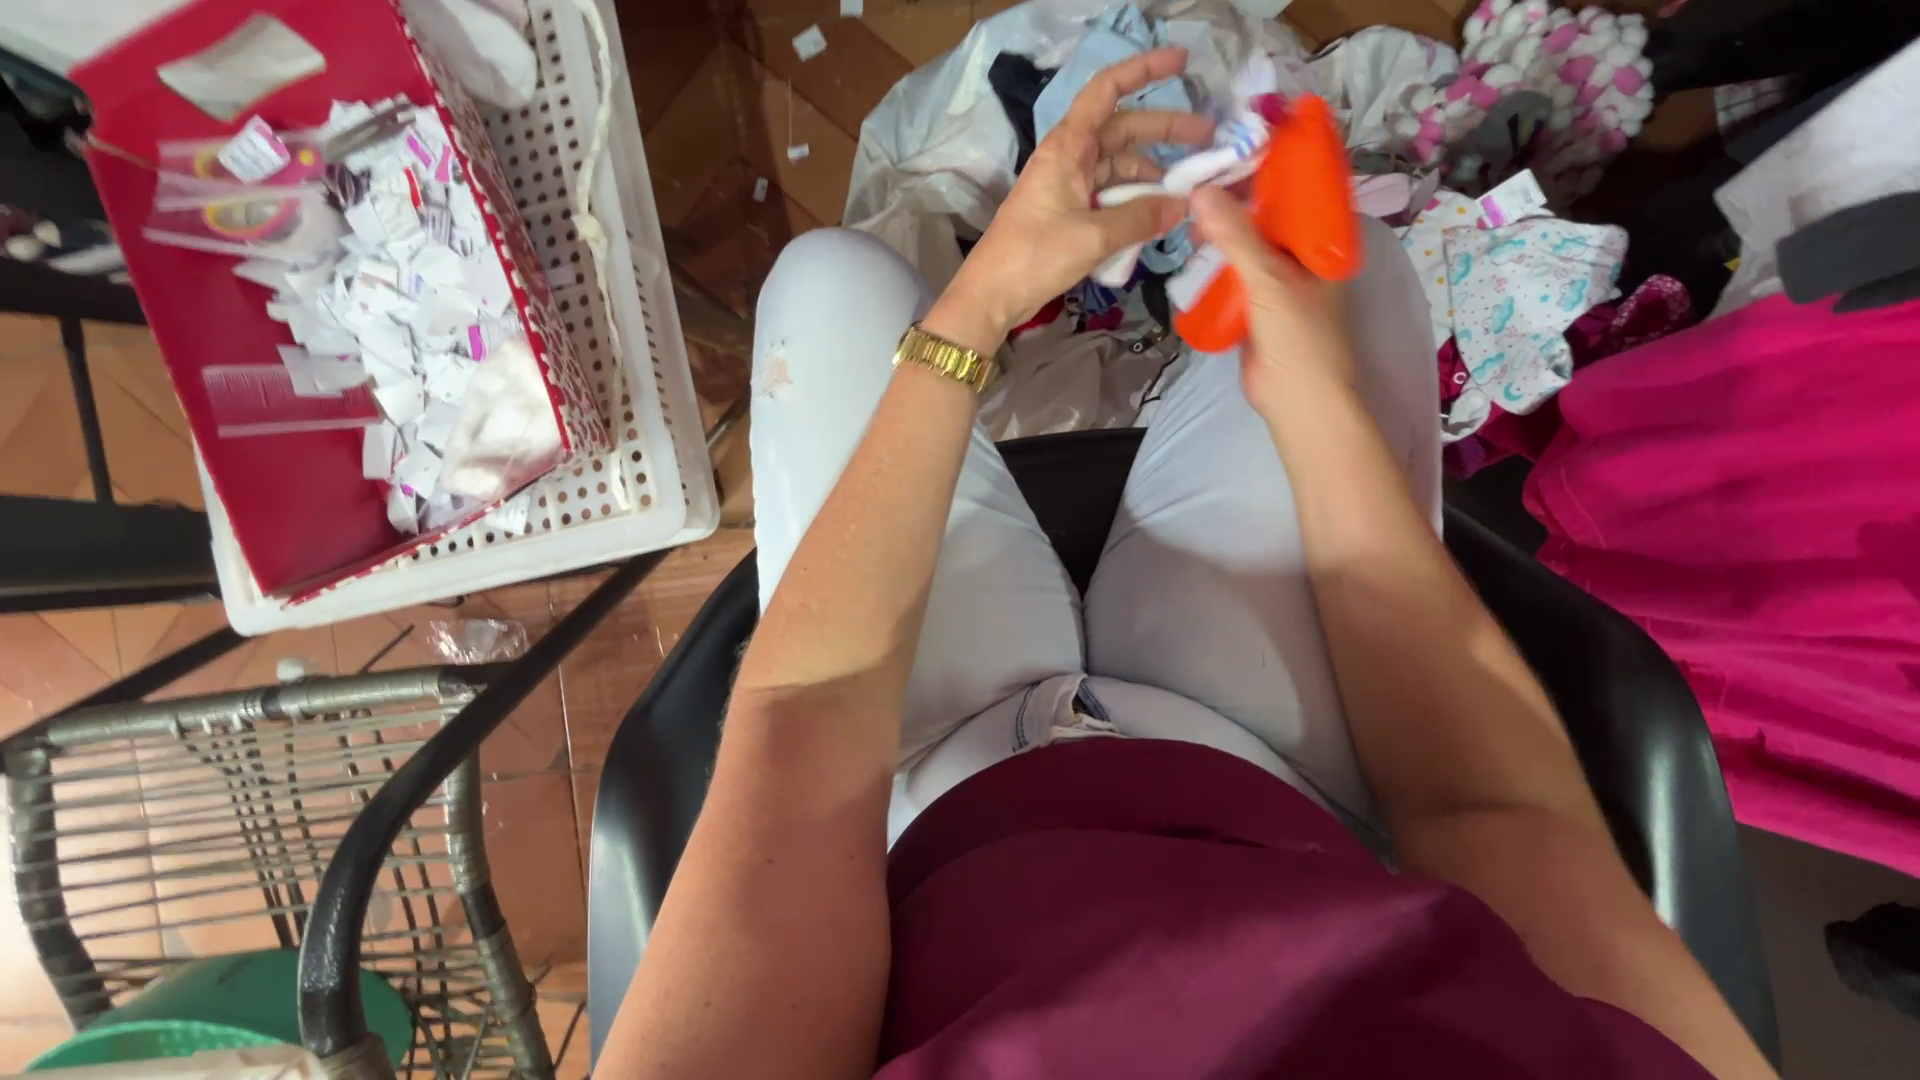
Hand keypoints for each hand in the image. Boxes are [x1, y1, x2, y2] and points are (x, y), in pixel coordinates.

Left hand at [935, 47, 1212, 346]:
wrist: (990, 296)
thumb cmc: (1035, 256)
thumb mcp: (1093, 236)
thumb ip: (1140, 217)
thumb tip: (1182, 206)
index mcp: (1067, 148)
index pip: (1107, 91)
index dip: (1143, 70)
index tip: (1181, 64)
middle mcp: (1067, 159)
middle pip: (1121, 130)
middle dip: (1163, 131)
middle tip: (1207, 140)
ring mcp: (1066, 188)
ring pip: (1116, 167)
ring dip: (1150, 173)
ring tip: (1186, 188)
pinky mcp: (1066, 215)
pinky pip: (1107, 196)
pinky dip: (1132, 200)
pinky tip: (1155, 214)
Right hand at [1190, 185, 1355, 420]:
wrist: (1296, 400)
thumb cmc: (1299, 337)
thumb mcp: (1268, 279)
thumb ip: (1236, 236)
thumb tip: (1200, 190)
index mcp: (1324, 242)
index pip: (1302, 189)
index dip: (1274, 165)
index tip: (1238, 141)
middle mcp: (1304, 256)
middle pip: (1269, 216)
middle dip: (1238, 199)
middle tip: (1201, 176)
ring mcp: (1279, 283)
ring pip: (1248, 246)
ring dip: (1223, 233)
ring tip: (1190, 209)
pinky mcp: (1256, 308)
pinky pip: (1234, 276)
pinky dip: (1216, 265)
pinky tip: (1193, 251)